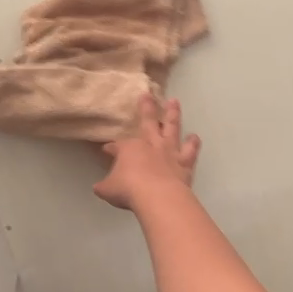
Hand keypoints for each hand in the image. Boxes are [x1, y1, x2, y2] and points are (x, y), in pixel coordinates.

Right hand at [95, 95, 201, 210]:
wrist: (157, 196)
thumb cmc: (129, 190)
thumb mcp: (107, 190)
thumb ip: (104, 186)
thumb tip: (98, 187)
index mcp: (129, 149)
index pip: (118, 146)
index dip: (111, 148)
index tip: (107, 149)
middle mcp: (150, 144)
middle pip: (148, 122)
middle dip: (146, 108)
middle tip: (147, 95)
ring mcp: (169, 151)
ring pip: (171, 128)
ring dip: (172, 114)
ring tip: (173, 102)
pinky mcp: (184, 162)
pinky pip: (190, 150)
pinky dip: (193, 143)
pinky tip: (194, 137)